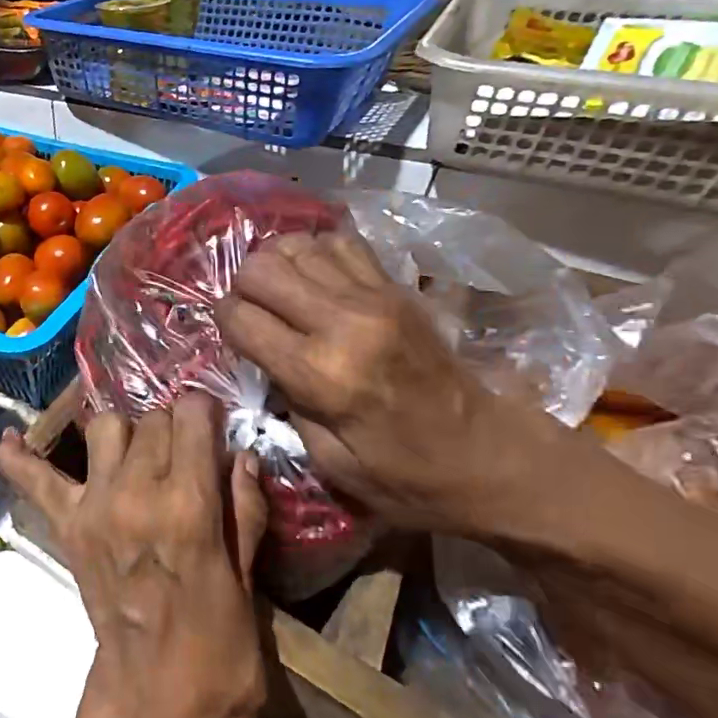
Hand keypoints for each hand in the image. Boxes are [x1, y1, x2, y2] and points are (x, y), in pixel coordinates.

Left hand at [0, 392, 267, 717]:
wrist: (159, 696)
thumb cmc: (219, 646)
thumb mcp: (247, 578)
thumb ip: (244, 508)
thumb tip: (241, 452)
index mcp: (189, 506)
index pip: (188, 416)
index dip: (202, 411)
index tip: (208, 421)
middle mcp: (136, 493)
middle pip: (149, 419)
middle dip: (170, 427)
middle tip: (180, 452)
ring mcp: (94, 504)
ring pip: (104, 427)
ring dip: (122, 433)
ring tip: (135, 455)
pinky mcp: (65, 521)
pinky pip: (30, 476)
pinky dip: (17, 456)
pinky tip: (11, 439)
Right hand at [214, 231, 584, 536]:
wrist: (494, 459)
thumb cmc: (404, 475)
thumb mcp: (325, 458)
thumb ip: (282, 397)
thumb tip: (255, 353)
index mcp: (321, 373)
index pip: (239, 316)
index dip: (223, 323)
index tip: (234, 338)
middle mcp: (344, 323)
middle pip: (259, 269)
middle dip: (242, 288)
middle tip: (253, 312)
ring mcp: (374, 298)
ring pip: (294, 246)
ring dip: (275, 266)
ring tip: (280, 292)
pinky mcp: (396, 288)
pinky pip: (336, 242)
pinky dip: (314, 253)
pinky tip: (314, 278)